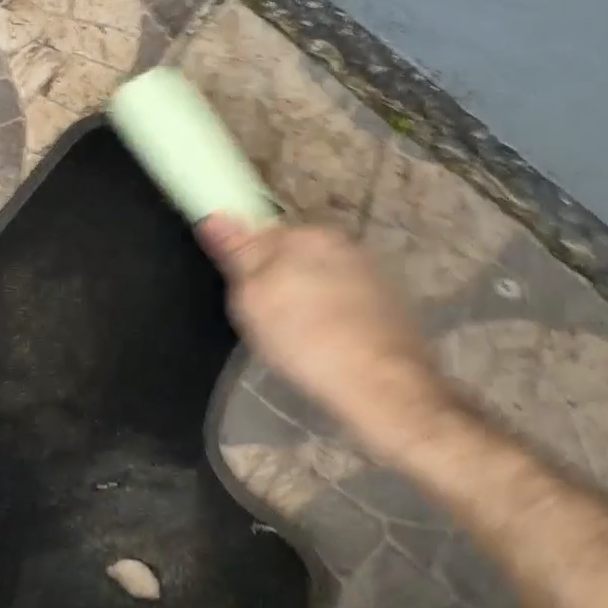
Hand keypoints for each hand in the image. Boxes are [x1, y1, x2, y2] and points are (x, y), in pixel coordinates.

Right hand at [196, 215, 451, 455]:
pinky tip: (326, 345)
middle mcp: (345, 244)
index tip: (243, 294)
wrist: (386, 392)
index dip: (244, 263)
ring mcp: (373, 275)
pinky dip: (332, 316)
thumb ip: (234, 251)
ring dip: (305, 299)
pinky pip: (344, 301)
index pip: (259, 232)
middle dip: (276, 279)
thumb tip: (216, 216)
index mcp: (308, 235)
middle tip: (266, 318)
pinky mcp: (392, 306)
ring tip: (298, 337)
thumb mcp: (252, 297)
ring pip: (318, 279)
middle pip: (291, 255)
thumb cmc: (307, 342)